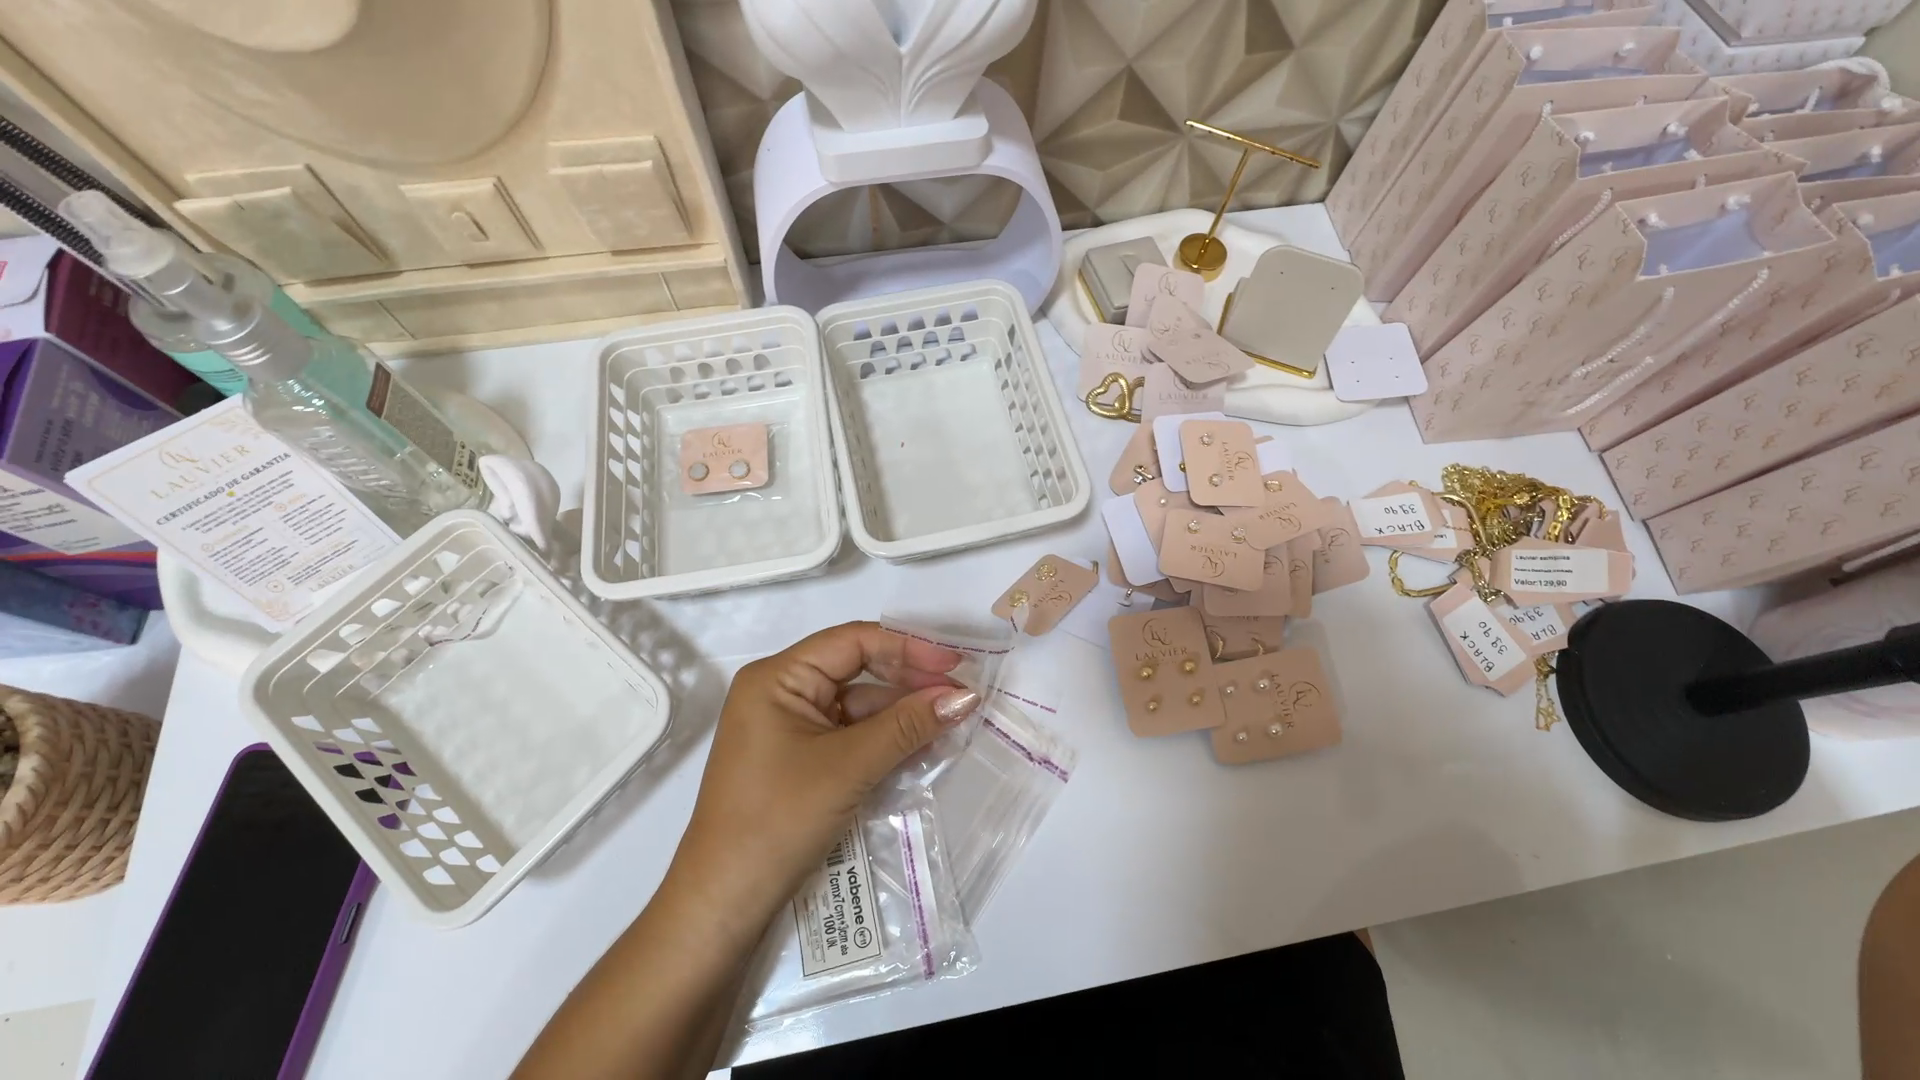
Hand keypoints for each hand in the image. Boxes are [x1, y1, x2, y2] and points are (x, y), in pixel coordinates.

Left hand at [664, 621, 978, 937]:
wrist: (725, 899)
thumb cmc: (779, 819)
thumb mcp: (849, 767)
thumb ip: (907, 726)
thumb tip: (965, 695)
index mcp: (777, 677)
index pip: (852, 641)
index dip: (909, 647)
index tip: (958, 663)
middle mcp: (779, 692)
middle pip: (855, 669)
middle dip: (908, 681)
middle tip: (960, 695)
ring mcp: (786, 727)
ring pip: (855, 705)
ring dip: (900, 714)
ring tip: (950, 723)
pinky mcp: (797, 760)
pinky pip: (847, 735)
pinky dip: (883, 740)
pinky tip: (920, 747)